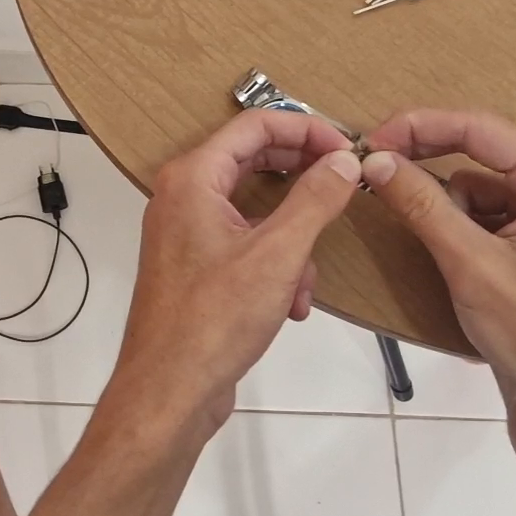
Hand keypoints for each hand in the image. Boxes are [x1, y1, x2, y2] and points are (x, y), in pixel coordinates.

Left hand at [108, 110, 360, 438]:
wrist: (169, 390)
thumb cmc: (212, 321)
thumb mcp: (278, 254)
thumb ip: (315, 200)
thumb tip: (343, 162)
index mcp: (192, 179)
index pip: (254, 124)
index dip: (306, 129)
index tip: (346, 147)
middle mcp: (183, 197)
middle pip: (253, 160)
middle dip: (302, 177)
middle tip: (344, 185)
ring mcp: (185, 232)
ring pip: (254, 210)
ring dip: (292, 237)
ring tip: (308, 277)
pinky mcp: (195, 265)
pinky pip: (244, 244)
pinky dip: (273, 265)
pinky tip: (291, 305)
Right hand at [358, 110, 515, 413]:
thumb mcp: (472, 267)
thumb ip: (422, 205)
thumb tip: (374, 160)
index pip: (481, 130)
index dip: (418, 128)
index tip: (369, 143)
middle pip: (482, 160)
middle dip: (431, 175)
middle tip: (377, 183)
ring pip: (483, 193)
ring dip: (448, 214)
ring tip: (442, 260)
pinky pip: (494, 222)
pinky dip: (464, 236)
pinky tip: (456, 270)